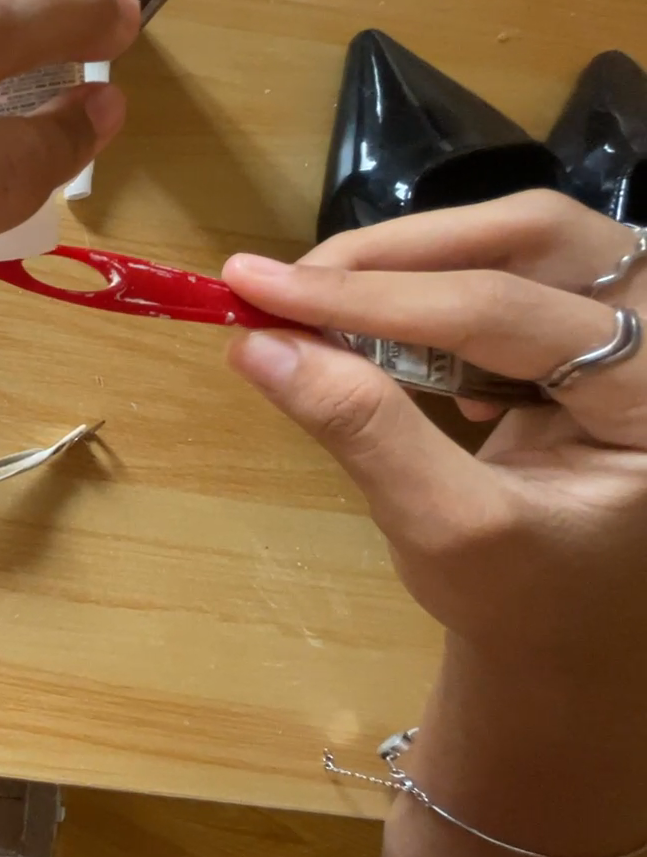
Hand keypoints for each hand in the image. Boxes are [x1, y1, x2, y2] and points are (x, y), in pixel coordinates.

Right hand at [223, 191, 646, 665]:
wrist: (566, 619)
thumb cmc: (517, 590)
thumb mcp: (438, 523)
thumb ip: (359, 429)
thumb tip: (256, 347)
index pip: (499, 313)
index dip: (364, 298)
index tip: (249, 288)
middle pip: (536, 237)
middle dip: (394, 252)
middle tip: (283, 284)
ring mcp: (640, 328)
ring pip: (523, 241)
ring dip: (403, 258)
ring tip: (309, 299)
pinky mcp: (591, 335)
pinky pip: (507, 274)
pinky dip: (417, 286)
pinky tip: (366, 328)